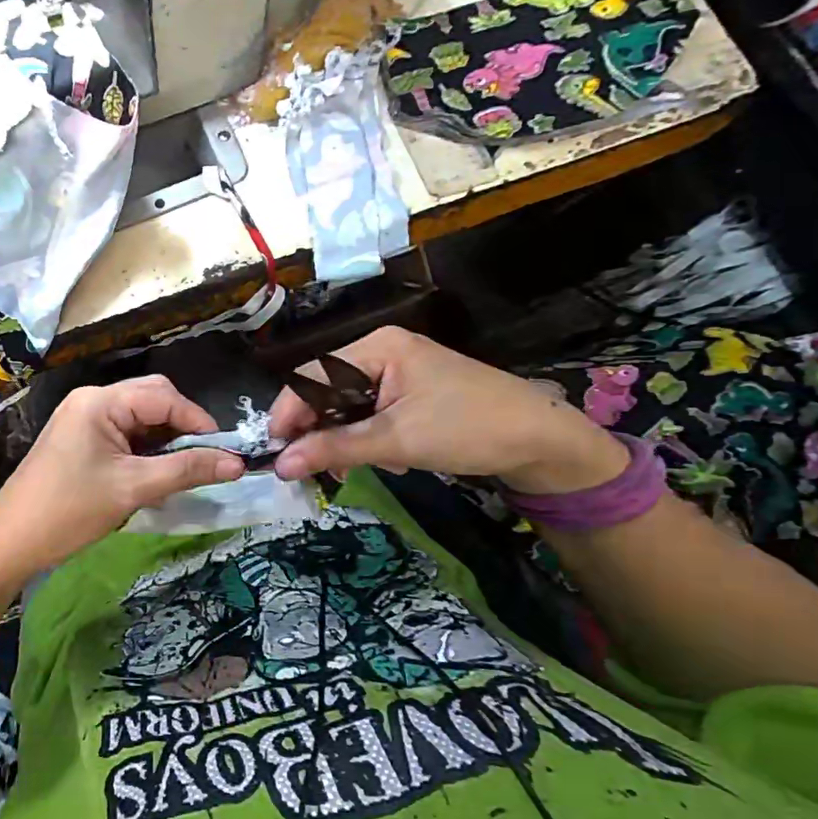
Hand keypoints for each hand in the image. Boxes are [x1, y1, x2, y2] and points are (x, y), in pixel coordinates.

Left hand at [0, 376, 244, 572]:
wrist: (10, 542)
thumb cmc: (70, 510)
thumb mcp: (133, 489)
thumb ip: (187, 470)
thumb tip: (237, 463)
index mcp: (100, 401)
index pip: (164, 396)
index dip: (198, 421)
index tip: (226, 453)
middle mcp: (92, 401)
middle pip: (153, 401)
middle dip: (183, 429)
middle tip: (206, 462)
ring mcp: (83, 420)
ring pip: (141, 421)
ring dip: (165, 444)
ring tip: (183, 474)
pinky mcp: (80, 441)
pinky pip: (124, 436)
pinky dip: (146, 454)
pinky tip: (156, 478)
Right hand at [269, 326, 628, 492]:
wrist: (542, 441)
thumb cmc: (468, 427)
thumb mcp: (396, 440)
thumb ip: (334, 449)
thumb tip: (279, 465)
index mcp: (377, 348)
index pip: (312, 377)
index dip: (289, 414)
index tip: (275, 453)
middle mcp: (382, 353)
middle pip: (327, 393)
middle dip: (322, 433)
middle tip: (318, 470)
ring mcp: (398, 374)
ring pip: (348, 409)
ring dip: (348, 441)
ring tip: (362, 468)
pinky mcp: (410, 395)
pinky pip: (371, 416)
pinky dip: (371, 441)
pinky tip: (390, 461)